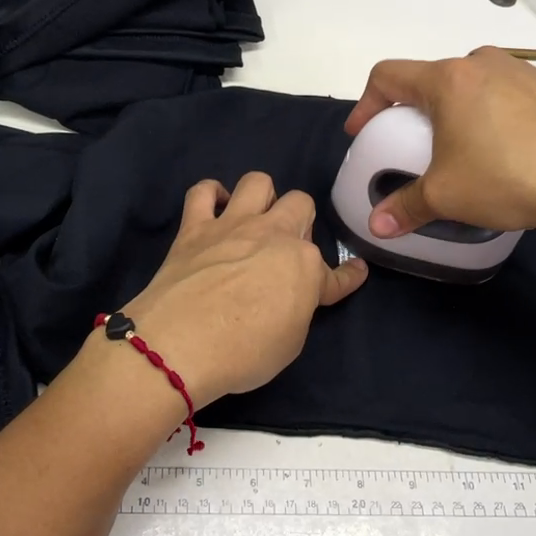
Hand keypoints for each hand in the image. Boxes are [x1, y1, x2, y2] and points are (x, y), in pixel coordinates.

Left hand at [119, 172, 367, 404]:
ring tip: (255, 219)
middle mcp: (274, 235)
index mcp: (305, 267)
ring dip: (263, 197)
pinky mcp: (194, 228)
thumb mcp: (290, 342)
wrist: (181, 344)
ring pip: (257, 182)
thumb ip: (297, 309)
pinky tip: (213, 208)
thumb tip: (290, 297)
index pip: (336, 273)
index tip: (354, 273)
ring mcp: (232, 226)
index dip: (347, 276)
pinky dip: (210, 195)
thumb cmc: (244, 354)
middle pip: (300, 204)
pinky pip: (202, 191)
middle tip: (288, 248)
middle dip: (302, 221)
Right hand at [343, 47, 535, 238]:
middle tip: (412, 145)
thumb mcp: (446, 197)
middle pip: (431, 78)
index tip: (364, 133)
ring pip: (471, 84)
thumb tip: (377, 227)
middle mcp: (482, 63)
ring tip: (460, 147)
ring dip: (455, 109)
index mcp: (448, 80)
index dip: (367, 103)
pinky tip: (504, 149)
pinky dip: (491, 114)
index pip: (388, 76)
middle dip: (414, 110)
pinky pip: (505, 94)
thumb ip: (406, 208)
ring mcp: (521, 71)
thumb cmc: (506, 179)